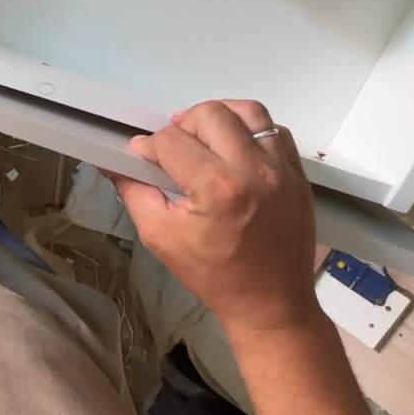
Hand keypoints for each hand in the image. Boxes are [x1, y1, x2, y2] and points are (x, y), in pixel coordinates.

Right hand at [108, 100, 320, 336]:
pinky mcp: (298, 175)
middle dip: (182, 125)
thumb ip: (134, 192)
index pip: (172, 141)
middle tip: (172, 148)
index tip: (142, 157)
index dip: (149, 146)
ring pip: (248, 112)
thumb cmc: (211, 274)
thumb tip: (115, 163)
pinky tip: (233, 149)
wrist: (270, 302)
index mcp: (216, 187)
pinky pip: (275, 130)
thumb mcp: (160, 236)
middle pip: (210, 114)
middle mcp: (253, 169)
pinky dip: (250, 130)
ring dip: (218, 118)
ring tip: (204, 138)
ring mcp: (282, 170)